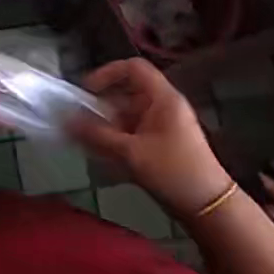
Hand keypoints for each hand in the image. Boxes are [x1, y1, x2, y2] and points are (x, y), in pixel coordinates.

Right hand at [74, 58, 232, 217]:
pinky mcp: (161, 144)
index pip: (133, 68)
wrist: (207, 204)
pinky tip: (104, 156)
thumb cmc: (173, 172)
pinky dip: (117, 139)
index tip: (86, 92)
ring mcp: (163, 125)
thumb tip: (66, 119)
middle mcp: (163, 106)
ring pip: (128, 115)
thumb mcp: (131, 153)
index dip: (107, 73)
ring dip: (107, 126)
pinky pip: (134, 132)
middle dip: (102, 107)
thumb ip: (97, 135)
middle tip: (80, 123)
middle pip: (127, 93)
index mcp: (163, 98)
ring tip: (89, 143)